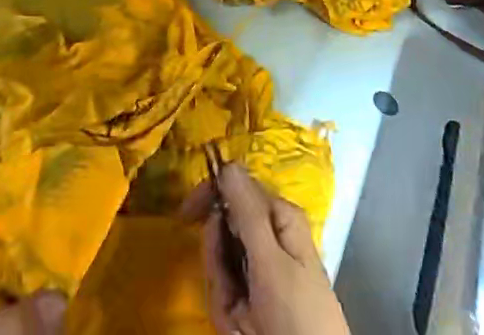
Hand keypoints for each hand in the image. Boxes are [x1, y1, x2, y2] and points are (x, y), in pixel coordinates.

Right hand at [181, 163, 349, 334]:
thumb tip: (227, 164)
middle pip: (224, 224)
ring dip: (221, 285)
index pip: (239, 187)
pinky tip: (240, 324)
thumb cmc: (297, 312)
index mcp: (280, 216)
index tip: (186, 211)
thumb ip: (248, 213)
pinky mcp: (246, 294)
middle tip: (228, 286)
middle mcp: (267, 234)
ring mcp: (256, 265)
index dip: (212, 194)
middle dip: (216, 255)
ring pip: (219, 257)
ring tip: (242, 313)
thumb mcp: (271, 261)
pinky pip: (222, 286)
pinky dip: (223, 306)